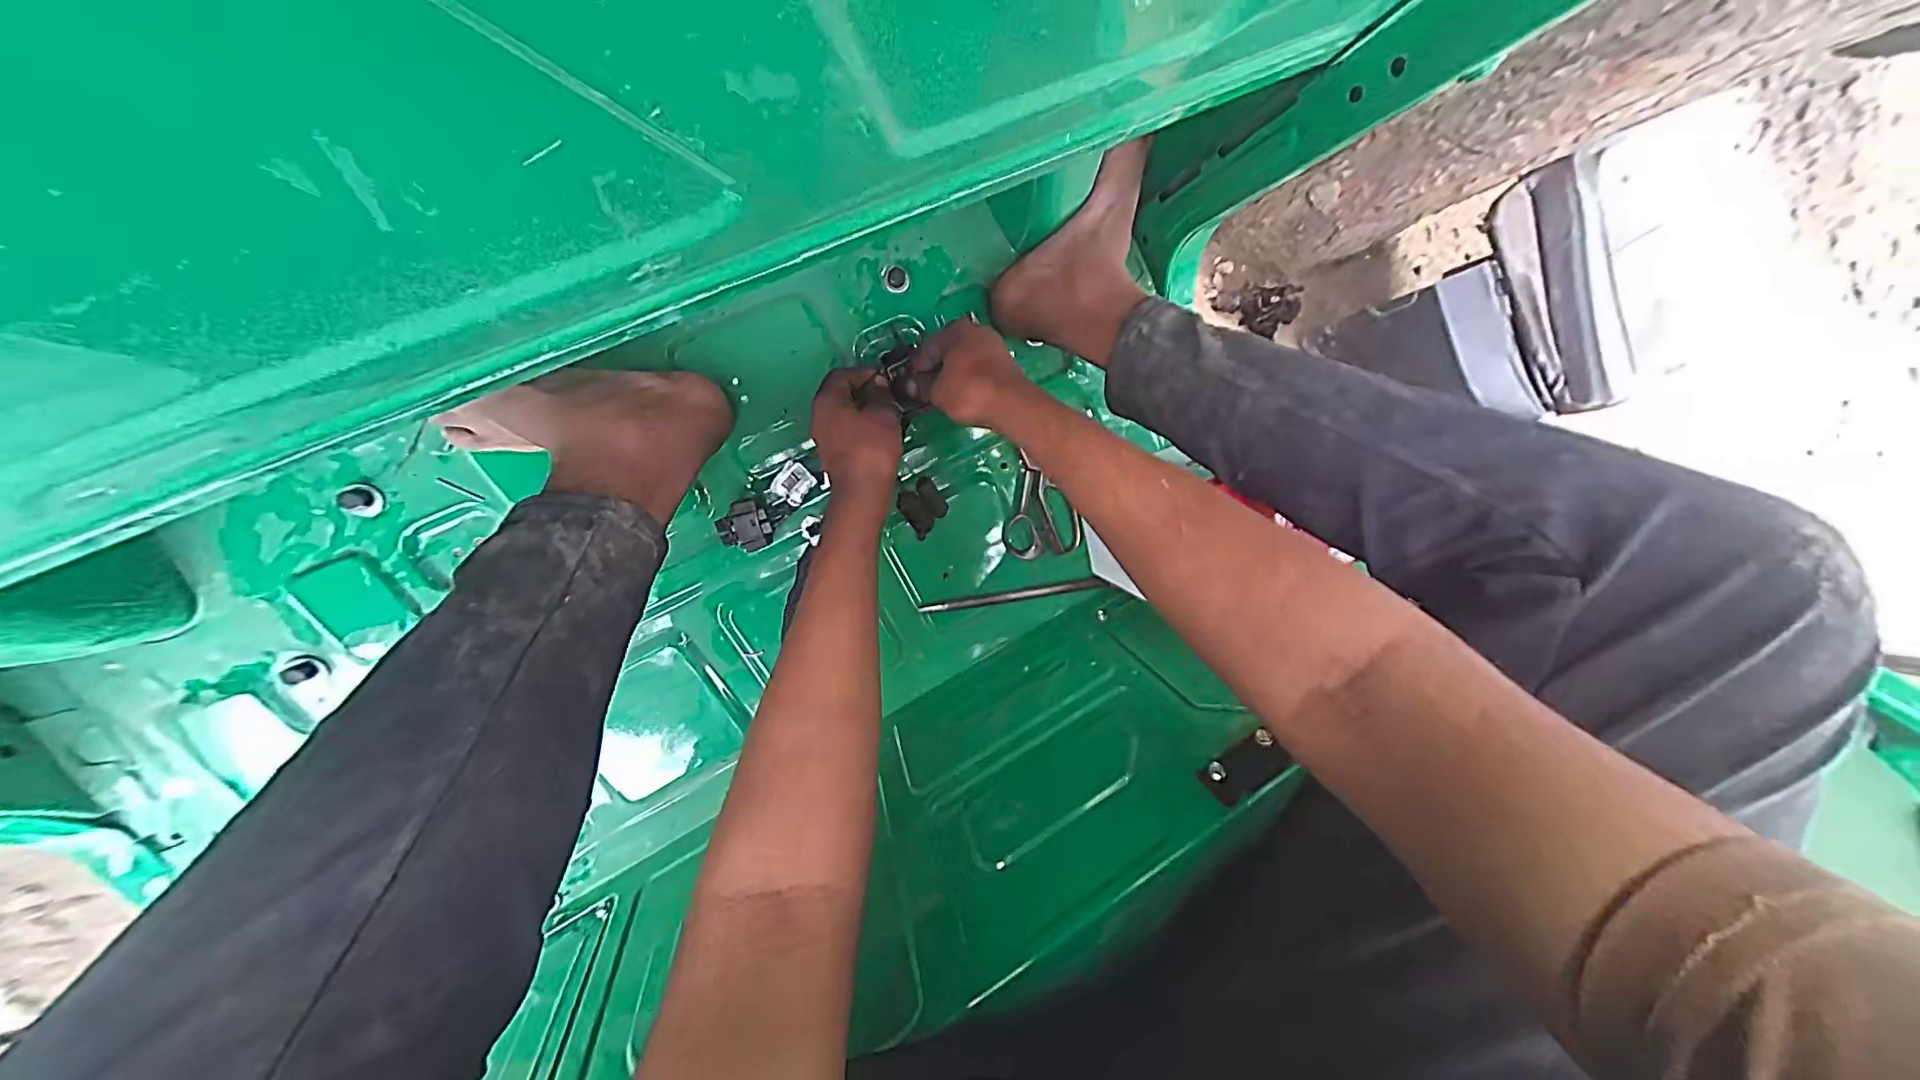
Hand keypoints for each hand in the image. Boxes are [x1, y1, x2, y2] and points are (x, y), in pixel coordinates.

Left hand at [810, 368, 902, 492]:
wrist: (863, 491)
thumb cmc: (870, 450)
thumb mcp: (884, 414)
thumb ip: (882, 394)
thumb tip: (880, 386)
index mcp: (826, 400)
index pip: (843, 374)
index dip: (866, 372)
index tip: (884, 379)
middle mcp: (819, 416)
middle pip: (841, 393)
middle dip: (865, 391)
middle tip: (888, 395)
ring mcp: (824, 436)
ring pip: (845, 413)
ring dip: (865, 410)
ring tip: (888, 414)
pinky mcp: (834, 453)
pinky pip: (848, 431)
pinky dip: (863, 427)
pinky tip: (881, 433)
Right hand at [916, 318, 1033, 427]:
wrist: (1011, 404)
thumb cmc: (971, 391)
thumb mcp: (937, 392)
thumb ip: (922, 387)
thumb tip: (916, 387)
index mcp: (955, 329)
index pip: (927, 347)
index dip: (916, 367)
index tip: (912, 381)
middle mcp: (976, 330)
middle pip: (948, 350)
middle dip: (937, 368)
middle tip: (925, 388)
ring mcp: (994, 345)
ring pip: (965, 358)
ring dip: (953, 373)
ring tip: (944, 393)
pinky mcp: (1006, 362)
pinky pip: (980, 368)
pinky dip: (970, 378)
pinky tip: (964, 393)